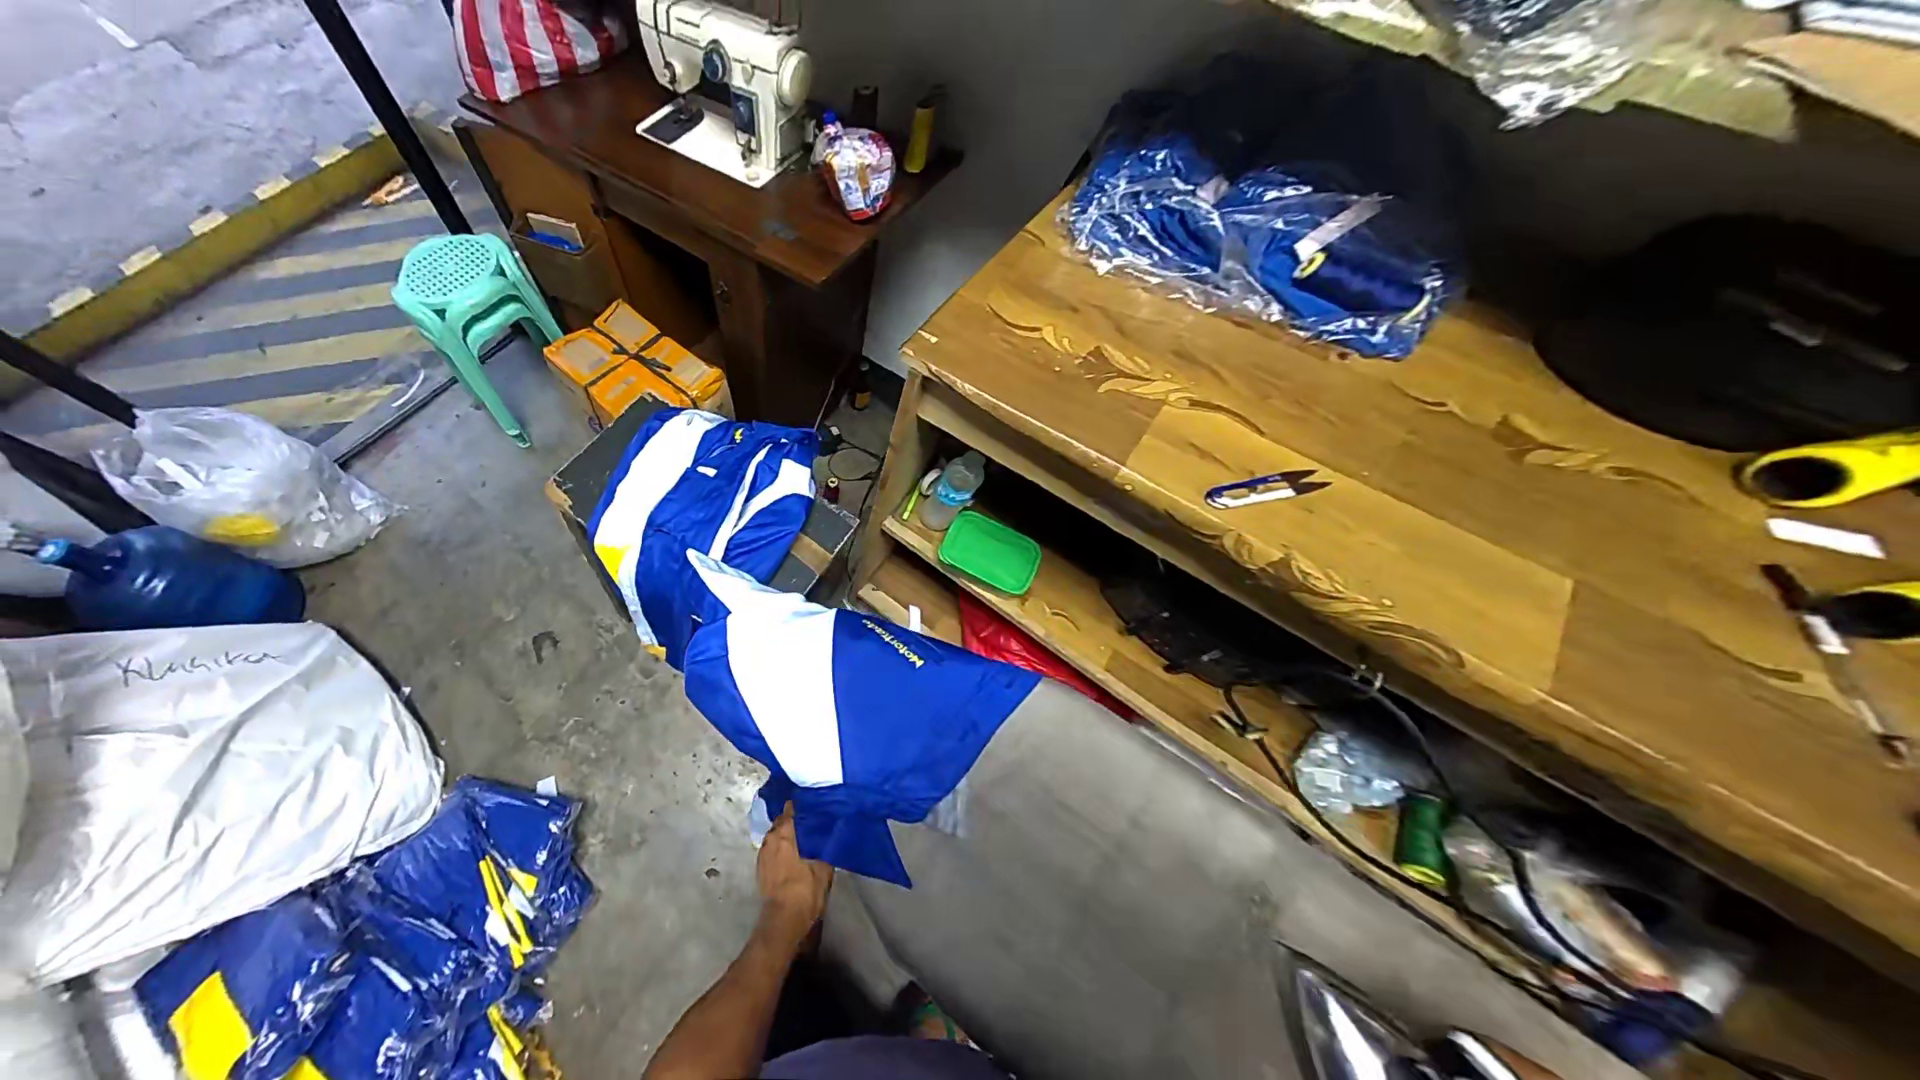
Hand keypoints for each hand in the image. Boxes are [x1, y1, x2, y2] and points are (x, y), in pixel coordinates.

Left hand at [757, 803, 830, 942]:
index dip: (796, 806)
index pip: (788, 813)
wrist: (783, 921)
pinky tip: (791, 851)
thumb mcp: (823, 869)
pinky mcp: (761, 872)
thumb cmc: (804, 891)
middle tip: (807, 817)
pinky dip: (779, 848)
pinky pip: (771, 851)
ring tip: (800, 833)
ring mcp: (762, 858)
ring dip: (783, 835)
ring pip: (773, 838)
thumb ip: (826, 850)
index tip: (808, 801)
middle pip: (778, 824)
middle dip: (790, 820)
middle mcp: (769, 843)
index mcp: (784, 837)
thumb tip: (832, 836)